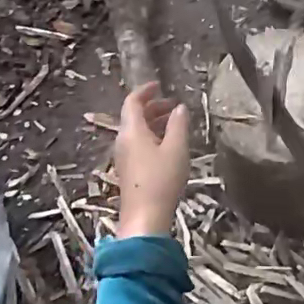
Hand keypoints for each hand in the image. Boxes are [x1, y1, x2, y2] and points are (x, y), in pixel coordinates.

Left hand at [114, 82, 189, 237]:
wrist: (145, 218)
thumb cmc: (161, 179)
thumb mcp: (176, 149)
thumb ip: (179, 125)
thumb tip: (180, 108)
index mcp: (131, 131)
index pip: (132, 102)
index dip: (145, 91)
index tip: (159, 85)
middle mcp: (123, 140)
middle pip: (134, 116)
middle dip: (153, 107)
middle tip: (173, 104)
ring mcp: (124, 157)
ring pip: (137, 131)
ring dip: (154, 122)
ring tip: (175, 122)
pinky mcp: (129, 170)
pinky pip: (138, 144)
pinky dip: (152, 136)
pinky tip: (169, 144)